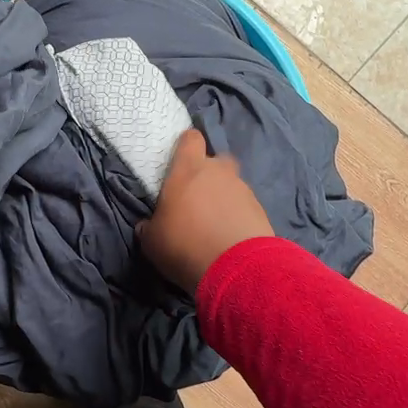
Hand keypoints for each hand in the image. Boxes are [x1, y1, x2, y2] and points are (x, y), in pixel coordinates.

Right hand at [138, 129, 273, 294]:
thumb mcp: (152, 241)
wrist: (235, 269)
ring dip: (224, 197)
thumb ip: (150, 227)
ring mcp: (243, 189)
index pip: (191, 138)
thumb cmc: (184, 244)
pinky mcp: (260, 210)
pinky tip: (230, 235)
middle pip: (216, 160)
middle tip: (197, 196)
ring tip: (215, 223)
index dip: (186, 146)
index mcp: (188, 170)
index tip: (179, 162)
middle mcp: (218, 172)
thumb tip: (147, 226)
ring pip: (232, 184)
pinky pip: (245, 205)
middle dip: (209, 173)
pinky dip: (238, 215)